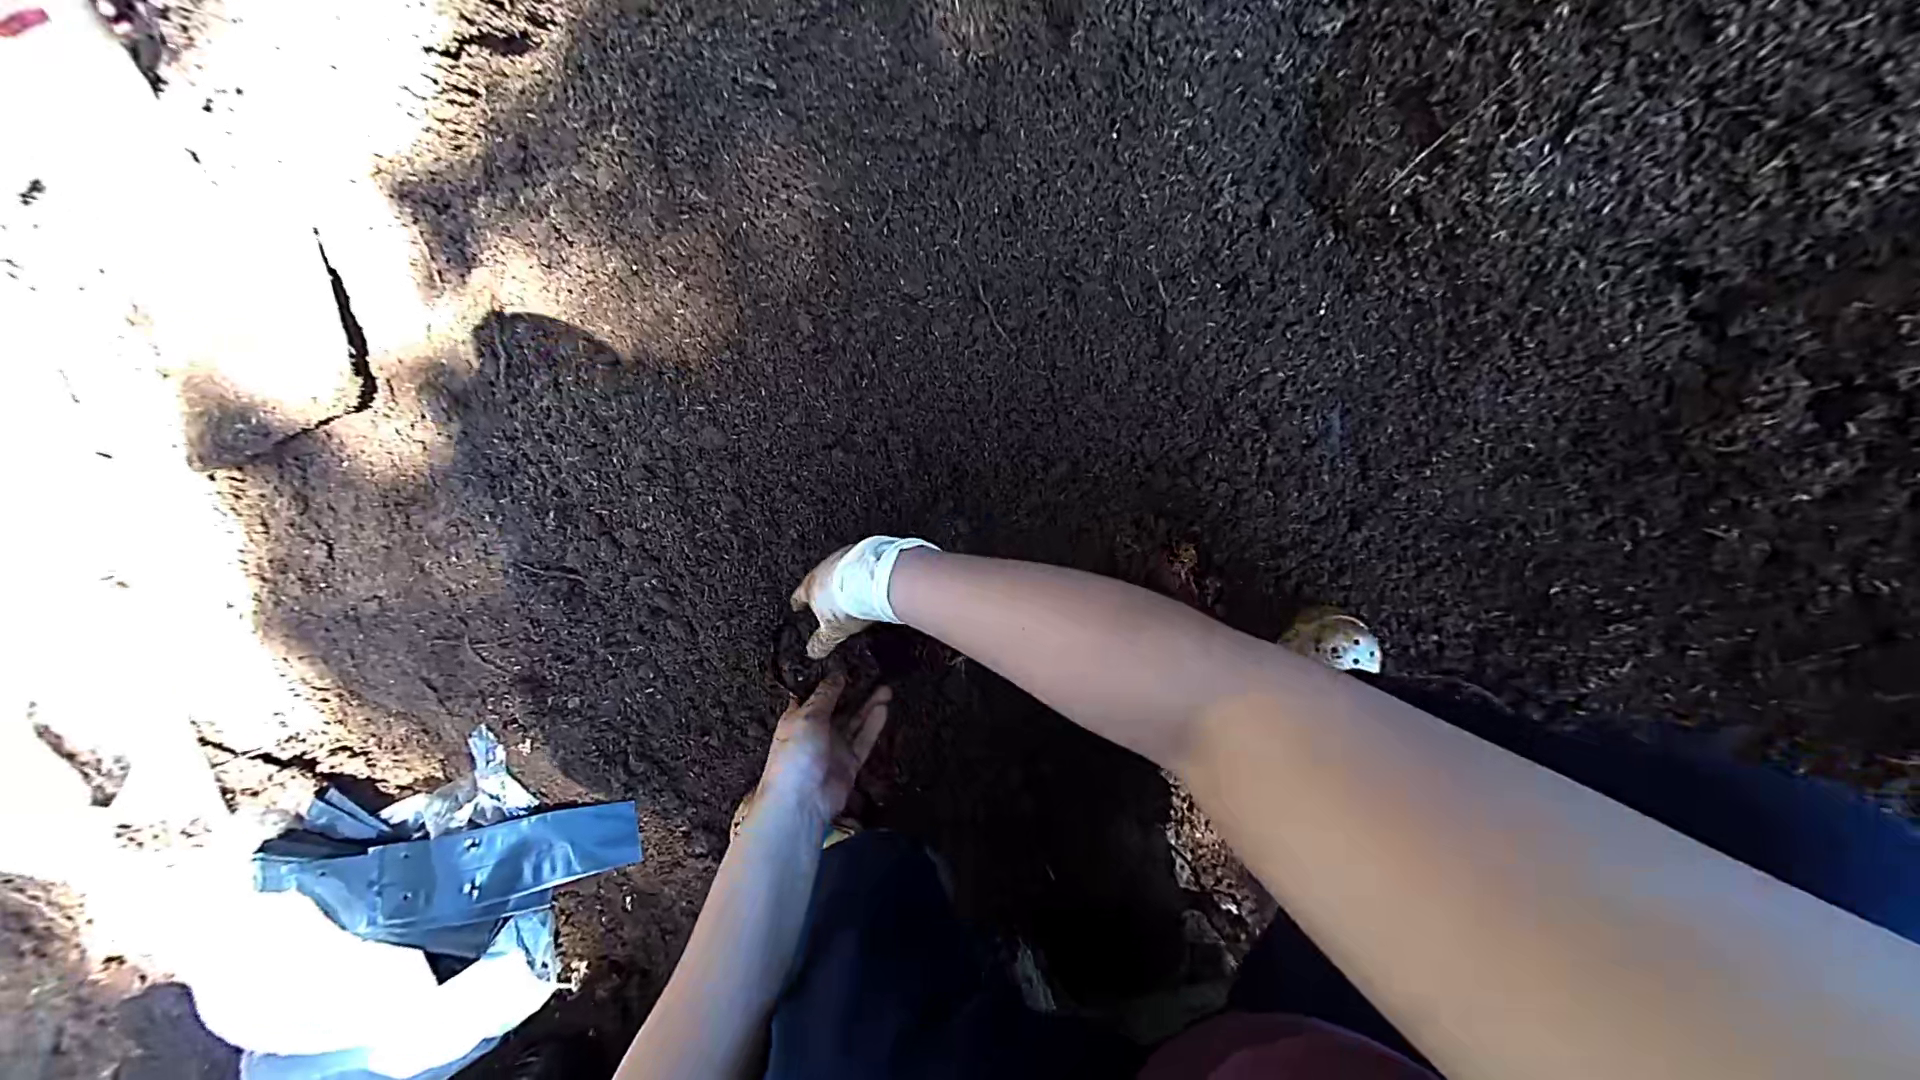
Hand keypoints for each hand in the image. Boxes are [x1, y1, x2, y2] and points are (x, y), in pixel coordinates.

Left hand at [753, 673, 890, 823]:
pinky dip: (873, 725)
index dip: (831, 680)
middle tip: (875, 675)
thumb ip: (825, 695)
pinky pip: (864, 739)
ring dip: (869, 705)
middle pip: (841, 706)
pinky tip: (884, 709)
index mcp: (799, 717)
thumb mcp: (807, 717)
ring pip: (856, 721)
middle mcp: (818, 730)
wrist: (801, 802)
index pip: (816, 694)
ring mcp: (835, 746)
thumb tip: (837, 674)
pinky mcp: (850, 762)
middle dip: (856, 692)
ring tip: (887, 689)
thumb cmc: (796, 754)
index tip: (849, 664)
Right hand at [790, 544, 865, 658]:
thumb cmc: (848, 603)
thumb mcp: (833, 630)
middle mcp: (824, 568)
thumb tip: (812, 652)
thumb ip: (822, 641)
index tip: (797, 606)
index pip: (799, 595)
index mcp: (811, 586)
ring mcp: (844, 556)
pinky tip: (868, 580)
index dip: (798, 602)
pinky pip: (858, 563)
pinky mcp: (864, 551)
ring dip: (843, 578)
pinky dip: (861, 571)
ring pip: (839, 569)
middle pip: (819, 579)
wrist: (873, 578)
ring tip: (851, 590)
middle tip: (827, 598)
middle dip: (823, 589)